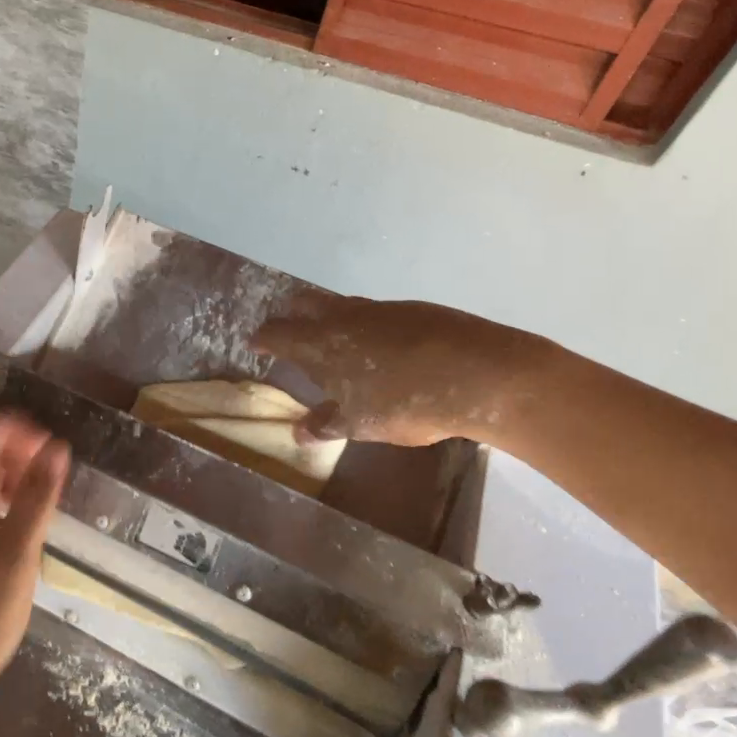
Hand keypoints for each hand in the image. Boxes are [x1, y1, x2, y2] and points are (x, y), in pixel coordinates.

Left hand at [0, 414, 70, 709]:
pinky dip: (3, 492)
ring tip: (44, 489)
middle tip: (49, 465)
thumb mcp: (16, 559)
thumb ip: (37, 501)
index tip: (46, 444)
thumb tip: (58, 448)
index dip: (7, 427)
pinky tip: (27, 513)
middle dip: (11, 445)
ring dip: (9, 468)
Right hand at [253, 293, 554, 445]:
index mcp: (322, 343)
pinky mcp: (416, 311)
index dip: (264, 339)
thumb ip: (327, 423)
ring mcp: (382, 310)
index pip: (279, 333)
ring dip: (330, 318)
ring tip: (334, 341)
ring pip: (342, 305)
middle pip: (305, 304)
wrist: (481, 375)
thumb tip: (299, 432)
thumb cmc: (407, 403)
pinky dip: (367, 325)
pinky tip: (382, 347)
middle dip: (292, 315)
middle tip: (288, 332)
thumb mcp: (361, 424)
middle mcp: (345, 317)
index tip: (255, 343)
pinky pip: (376, 313)